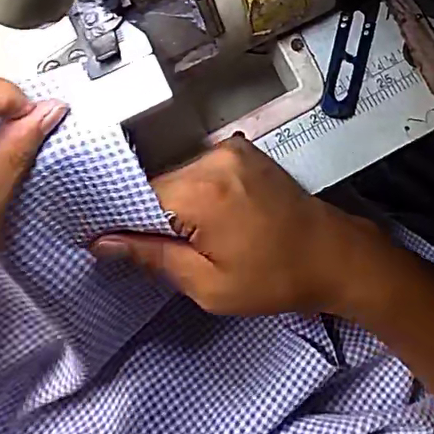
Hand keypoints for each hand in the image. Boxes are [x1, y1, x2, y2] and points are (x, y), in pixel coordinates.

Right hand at [89, 137, 388, 316]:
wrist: (332, 253)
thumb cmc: (274, 277)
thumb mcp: (208, 285)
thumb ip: (151, 256)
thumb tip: (101, 242)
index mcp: (201, 190)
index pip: (135, 196)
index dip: (122, 223)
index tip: (111, 244)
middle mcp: (212, 157)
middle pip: (156, 184)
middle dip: (152, 216)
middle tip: (165, 250)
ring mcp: (230, 149)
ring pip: (177, 176)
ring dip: (176, 204)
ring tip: (198, 235)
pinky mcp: (242, 150)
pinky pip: (200, 169)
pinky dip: (197, 191)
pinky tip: (214, 217)